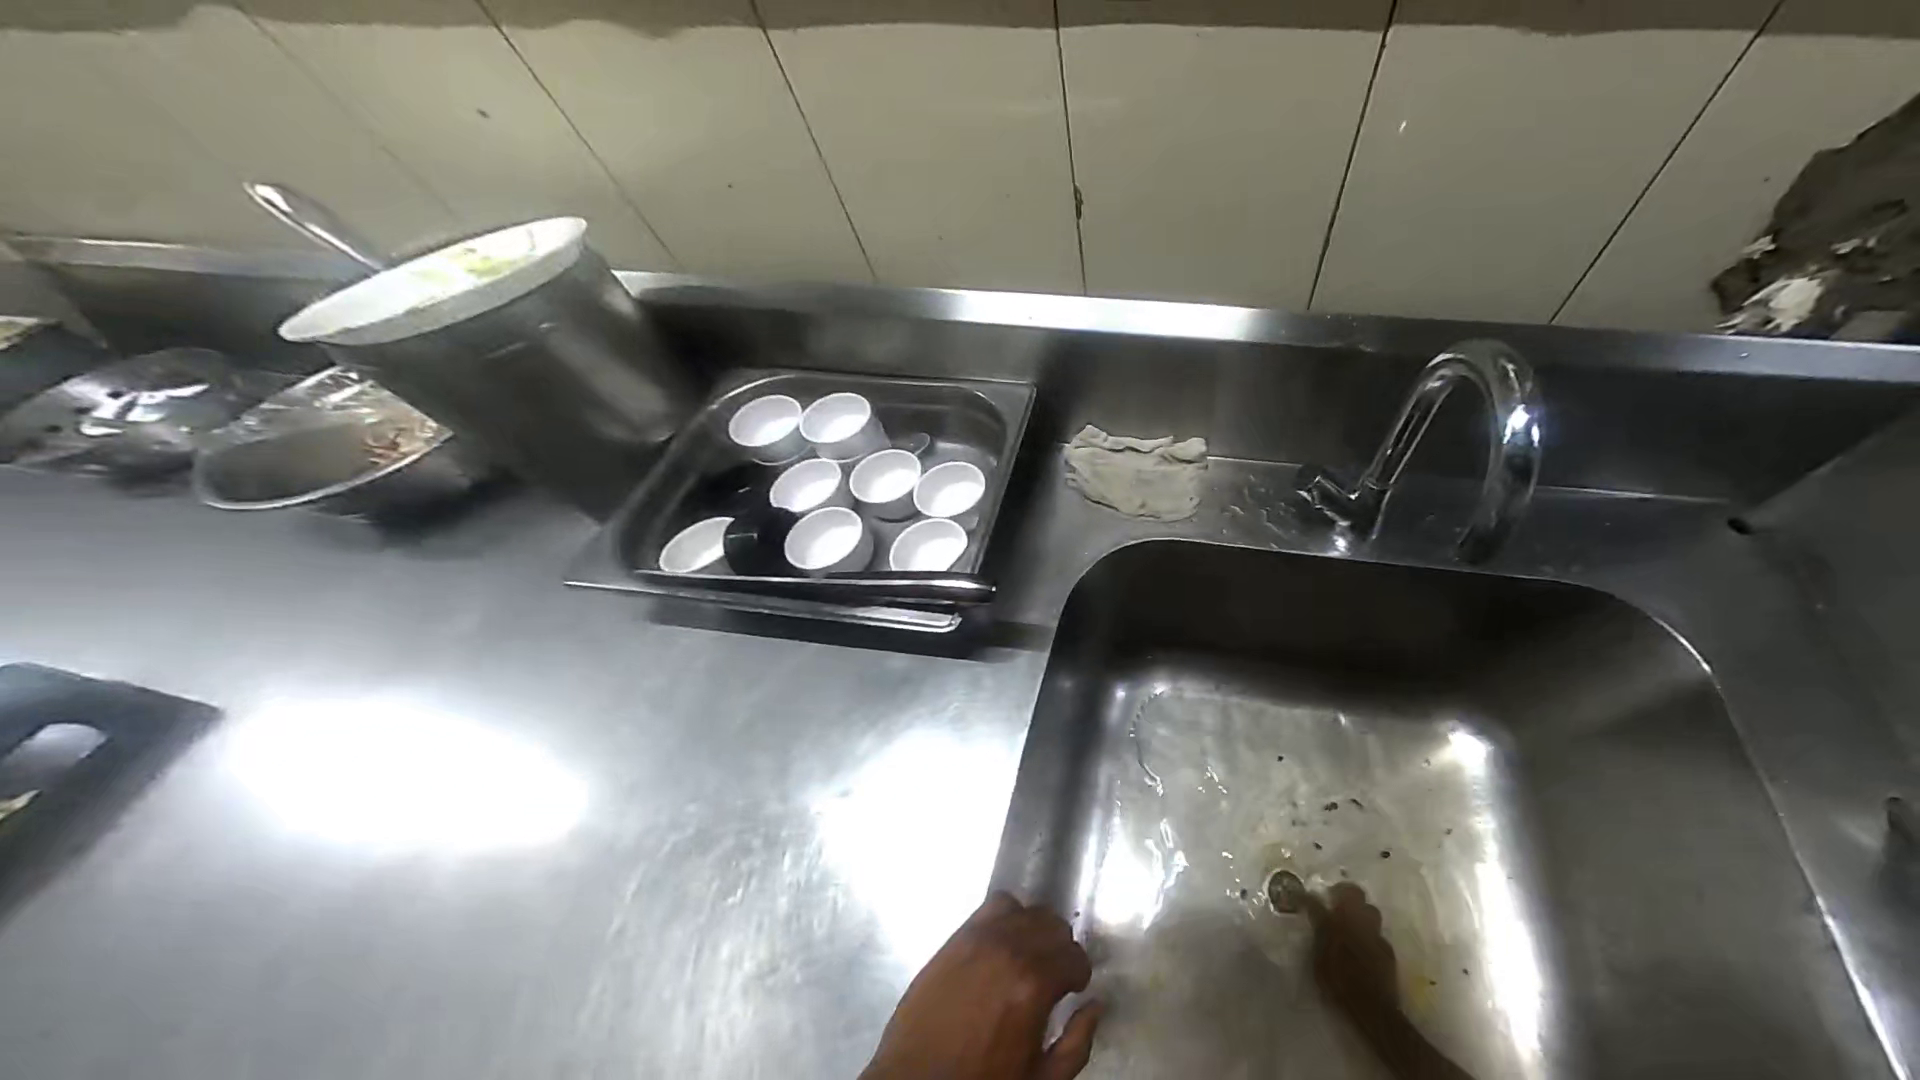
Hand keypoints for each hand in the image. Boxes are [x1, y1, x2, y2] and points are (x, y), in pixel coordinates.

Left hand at [859, 891, 1102, 1079]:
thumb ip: (1076, 1043)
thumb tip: (1095, 1005)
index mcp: (1032, 983)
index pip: (1074, 955)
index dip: (1080, 974)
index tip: (1074, 989)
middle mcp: (1007, 948)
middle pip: (1051, 924)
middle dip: (1061, 948)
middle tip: (1055, 974)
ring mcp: (977, 936)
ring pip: (1023, 908)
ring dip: (1034, 928)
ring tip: (1030, 955)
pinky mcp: (955, 935)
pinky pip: (991, 906)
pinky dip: (1006, 916)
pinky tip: (1004, 944)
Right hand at [1302, 882, 1473, 1079]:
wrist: (1372, 1009)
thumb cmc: (1337, 984)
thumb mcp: (1316, 959)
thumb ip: (1317, 935)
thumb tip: (1314, 921)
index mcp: (1332, 922)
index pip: (1314, 901)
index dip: (1303, 897)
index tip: (1296, 895)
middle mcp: (1355, 922)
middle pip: (1353, 892)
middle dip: (1343, 891)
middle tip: (1333, 899)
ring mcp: (1375, 934)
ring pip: (1371, 909)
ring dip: (1361, 911)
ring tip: (1351, 921)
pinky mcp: (1388, 949)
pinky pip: (1378, 933)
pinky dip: (1370, 934)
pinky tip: (1364, 945)